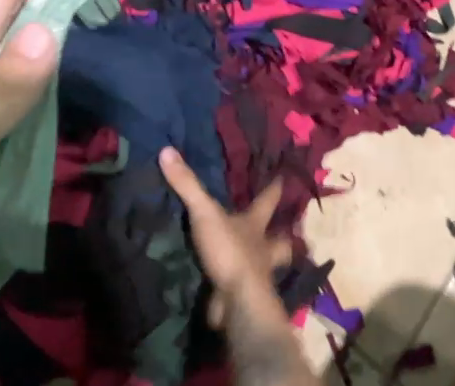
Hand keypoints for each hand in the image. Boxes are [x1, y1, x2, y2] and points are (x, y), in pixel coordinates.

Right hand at [161, 147, 319, 385]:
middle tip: (287, 233)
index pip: (267, 202)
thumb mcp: (205, 213)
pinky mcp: (241, 298)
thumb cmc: (230, 251)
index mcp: (256, 227)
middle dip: (283, 238)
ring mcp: (254, 277)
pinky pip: (240, 289)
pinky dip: (236, 287)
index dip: (274, 189)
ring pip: (266, 268)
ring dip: (262, 265)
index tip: (284, 178)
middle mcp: (261, 251)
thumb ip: (187, 184)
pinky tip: (227, 285)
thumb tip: (167, 150)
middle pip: (280, 242)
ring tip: (257, 262)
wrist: (237, 304)